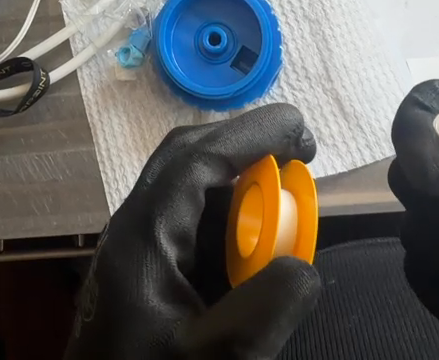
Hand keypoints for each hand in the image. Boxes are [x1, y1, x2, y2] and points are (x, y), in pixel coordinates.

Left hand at [66, 103, 322, 359]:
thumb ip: (262, 310)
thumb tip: (304, 266)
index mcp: (143, 235)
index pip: (197, 160)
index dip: (250, 135)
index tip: (299, 128)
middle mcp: (134, 227)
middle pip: (185, 159)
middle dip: (241, 145)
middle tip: (295, 152)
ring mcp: (136, 247)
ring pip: (185, 187)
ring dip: (234, 181)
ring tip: (282, 196)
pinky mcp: (144, 270)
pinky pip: (186, 222)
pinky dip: (224, 219)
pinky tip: (252, 245)